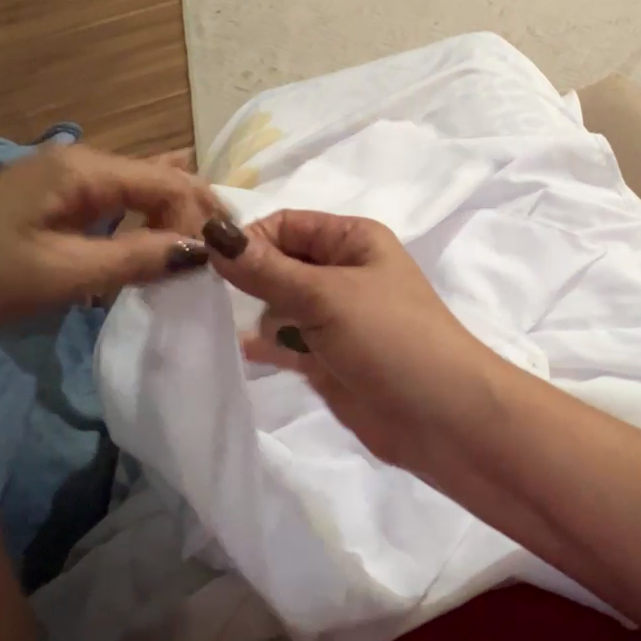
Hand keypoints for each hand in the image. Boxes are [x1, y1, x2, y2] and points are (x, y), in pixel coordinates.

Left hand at [0, 145, 223, 358]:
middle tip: (217, 254)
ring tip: (198, 242)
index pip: (168, 181)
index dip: (199, 216)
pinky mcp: (41, 198)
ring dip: (166, 213)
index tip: (215, 261)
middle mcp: (74, 160)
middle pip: (154, 178)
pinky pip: (108, 199)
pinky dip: (137, 214)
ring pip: (133, 188)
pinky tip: (157, 217)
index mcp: (81, 168)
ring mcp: (55, 177)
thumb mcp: (62, 274)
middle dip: (190, 211)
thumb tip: (204, 249)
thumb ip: (137, 259)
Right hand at [212, 210, 512, 469]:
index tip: (206, 264)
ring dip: (252, 312)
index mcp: (354, 240)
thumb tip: (214, 233)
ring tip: (210, 323)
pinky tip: (236, 351)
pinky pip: (285, 342)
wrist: (441, 415)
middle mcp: (344, 271)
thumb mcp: (328, 296)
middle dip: (245, 275)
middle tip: (199, 297)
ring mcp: (335, 317)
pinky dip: (263, 344)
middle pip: (280, 262)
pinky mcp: (328, 358)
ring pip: (279, 304)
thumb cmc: (391, 338)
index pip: (287, 224)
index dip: (249, 239)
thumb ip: (268, 270)